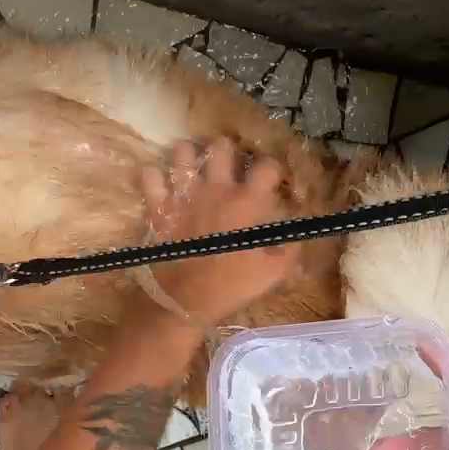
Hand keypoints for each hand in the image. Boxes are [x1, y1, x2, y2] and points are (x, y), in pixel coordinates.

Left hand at [135, 139, 301, 326]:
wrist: (185, 302)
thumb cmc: (231, 287)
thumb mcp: (271, 275)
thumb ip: (289, 251)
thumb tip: (297, 235)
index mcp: (246, 202)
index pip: (267, 166)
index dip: (274, 168)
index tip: (274, 179)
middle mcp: (215, 189)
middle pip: (222, 146)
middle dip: (229, 151)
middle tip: (231, 166)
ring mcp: (183, 195)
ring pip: (184, 152)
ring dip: (192, 156)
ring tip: (196, 168)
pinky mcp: (158, 206)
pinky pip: (151, 176)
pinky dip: (156, 176)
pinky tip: (163, 183)